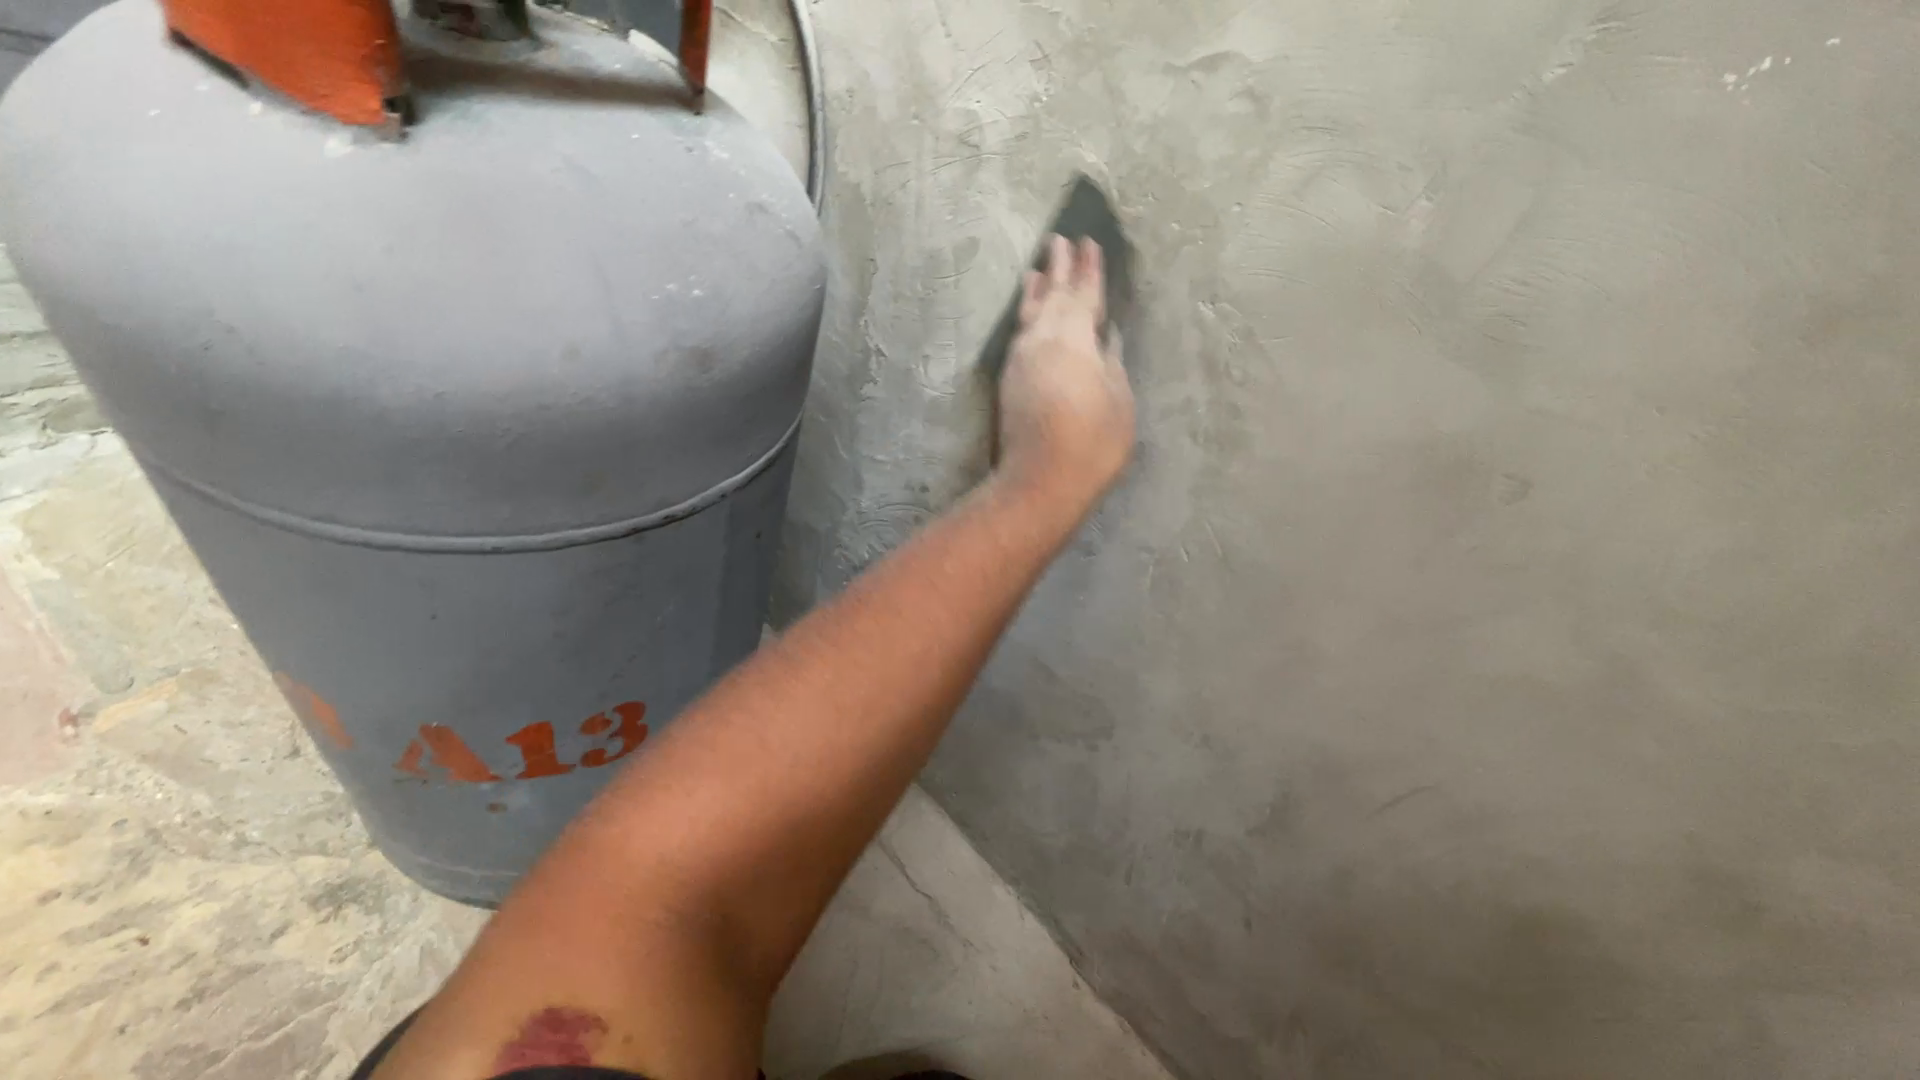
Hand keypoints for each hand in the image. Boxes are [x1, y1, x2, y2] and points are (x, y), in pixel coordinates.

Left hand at [996, 234, 1135, 509]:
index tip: (1090, 242)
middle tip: (1059, 240)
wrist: (1041, 480)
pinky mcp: (1009, 382)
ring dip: (1036, 289)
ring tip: (1036, 269)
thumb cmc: (1092, 442)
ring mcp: (1021, 361)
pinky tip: (1027, 315)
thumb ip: (1111, 361)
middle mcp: (1041, 340)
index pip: (1084, 294)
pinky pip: (1020, 333)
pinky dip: (1026, 315)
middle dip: (1058, 268)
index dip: (1089, 269)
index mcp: (1073, 338)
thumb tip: (1106, 336)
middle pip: (1051, 295)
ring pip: (1029, 314)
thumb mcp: (1118, 400)